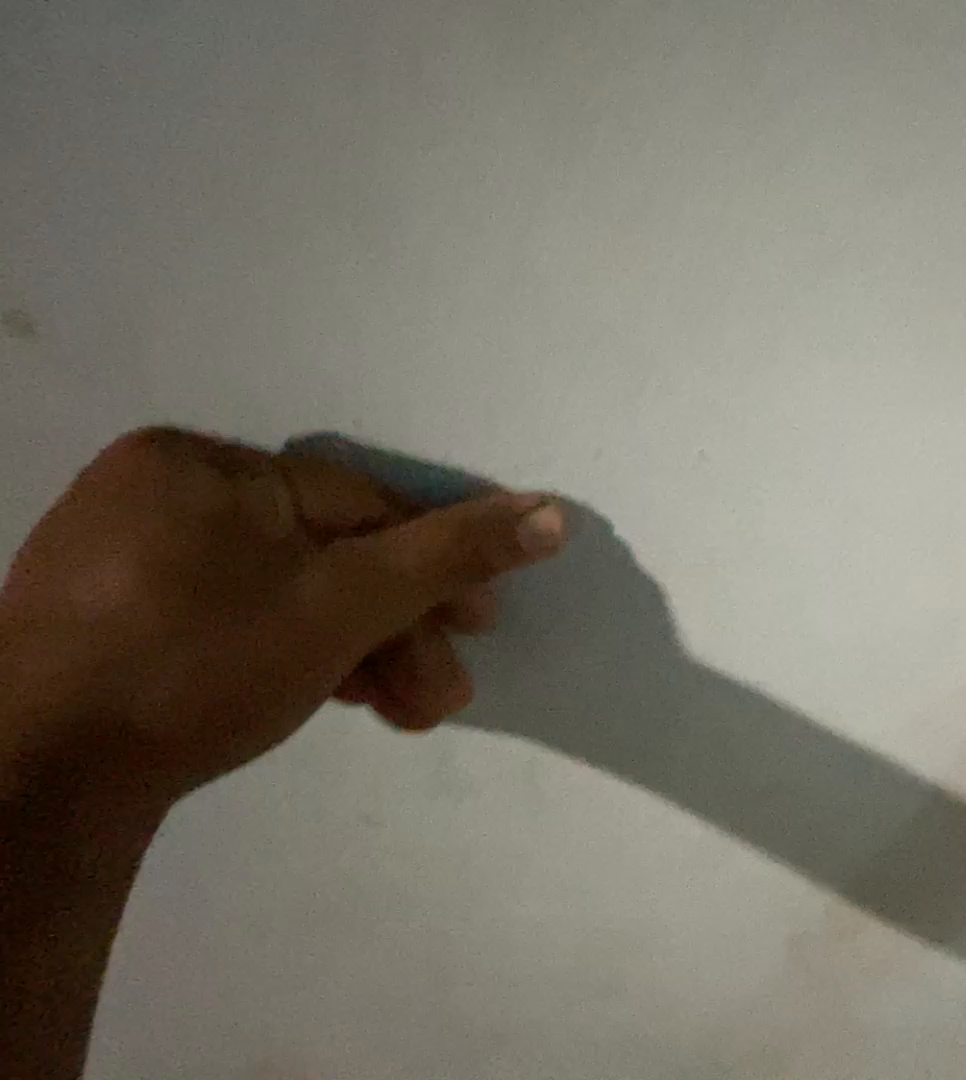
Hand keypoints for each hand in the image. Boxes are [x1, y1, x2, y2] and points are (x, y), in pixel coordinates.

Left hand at [0, 428, 567, 809]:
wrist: (32, 791)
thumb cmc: (204, 665)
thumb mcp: (354, 601)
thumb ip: (458, 552)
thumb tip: (554, 516)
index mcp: (204, 468)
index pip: (364, 506)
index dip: (436, 564)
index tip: (482, 621)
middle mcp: (168, 497)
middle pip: (336, 557)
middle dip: (404, 629)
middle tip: (448, 688)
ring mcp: (141, 560)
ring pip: (301, 594)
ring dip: (371, 652)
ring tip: (414, 712)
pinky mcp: (132, 617)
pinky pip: (256, 617)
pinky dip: (313, 655)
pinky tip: (351, 698)